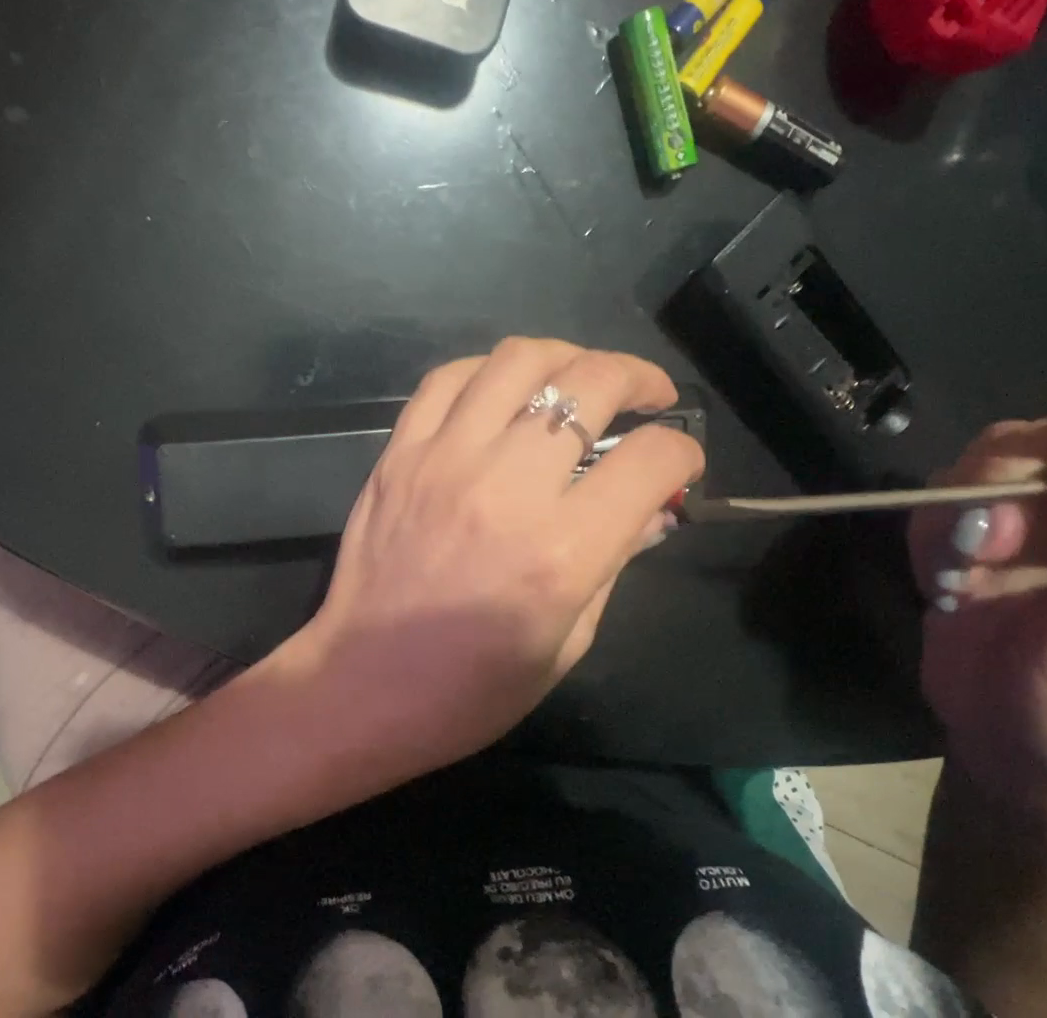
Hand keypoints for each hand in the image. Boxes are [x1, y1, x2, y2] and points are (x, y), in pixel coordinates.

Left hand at [284, 338, 703, 774]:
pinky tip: (505, 390)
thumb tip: (653, 509)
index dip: (683, 453)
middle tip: (648, 398)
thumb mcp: (568, 644)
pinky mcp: (398, 455)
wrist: (362, 687)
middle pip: (591, 383)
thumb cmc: (472, 689)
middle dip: (639, 378)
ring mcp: (444, 461)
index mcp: (562, 550)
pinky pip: (446, 379)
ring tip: (581, 379)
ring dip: (567, 357)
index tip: (680, 465)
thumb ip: (614, 563)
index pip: (650, 460)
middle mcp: (506, 487)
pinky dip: (488, 371)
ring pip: (518, 360)